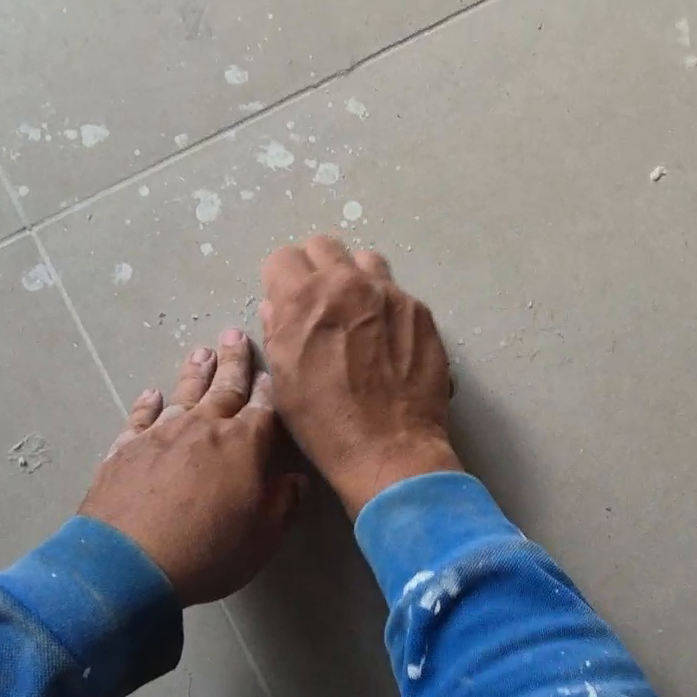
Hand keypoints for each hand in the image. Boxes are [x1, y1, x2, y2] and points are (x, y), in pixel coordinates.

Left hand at [79, 330, 309, 605]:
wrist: (130, 563)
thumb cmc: (208, 552)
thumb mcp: (263, 537)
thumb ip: (284, 504)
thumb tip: (297, 480)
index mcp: (243, 445)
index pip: (264, 407)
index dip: (270, 389)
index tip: (272, 371)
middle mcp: (203, 428)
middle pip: (224, 388)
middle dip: (233, 361)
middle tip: (234, 334)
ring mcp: (160, 435)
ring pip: (183, 394)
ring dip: (194, 373)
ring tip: (201, 351)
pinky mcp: (124, 449)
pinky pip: (140, 418)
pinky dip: (148, 404)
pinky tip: (151, 395)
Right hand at [259, 236, 462, 516]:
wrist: (390, 450)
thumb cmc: (325, 424)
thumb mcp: (283, 381)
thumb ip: (277, 332)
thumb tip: (276, 307)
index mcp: (302, 299)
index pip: (282, 258)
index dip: (280, 281)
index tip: (286, 303)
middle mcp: (346, 284)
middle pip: (324, 247)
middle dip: (315, 270)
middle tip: (320, 305)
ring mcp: (389, 294)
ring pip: (364, 262)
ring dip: (354, 280)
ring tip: (357, 315)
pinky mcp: (420, 312)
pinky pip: (396, 293)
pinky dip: (385, 306)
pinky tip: (387, 340)